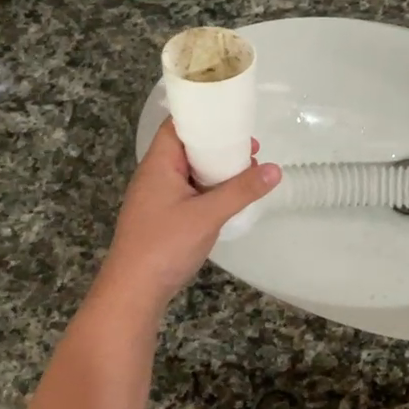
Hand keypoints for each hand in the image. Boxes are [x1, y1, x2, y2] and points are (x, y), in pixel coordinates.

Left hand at [95, 120, 279, 308]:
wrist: (133, 291)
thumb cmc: (164, 245)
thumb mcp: (208, 215)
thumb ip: (242, 191)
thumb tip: (274, 169)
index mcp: (159, 165)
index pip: (177, 126)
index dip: (203, 117)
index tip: (234, 117)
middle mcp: (155, 176)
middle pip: (187, 147)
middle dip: (218, 146)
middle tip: (250, 148)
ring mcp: (158, 197)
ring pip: (190, 171)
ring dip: (217, 169)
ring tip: (248, 172)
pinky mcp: (164, 216)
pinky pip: (190, 191)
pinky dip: (211, 188)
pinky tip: (231, 198)